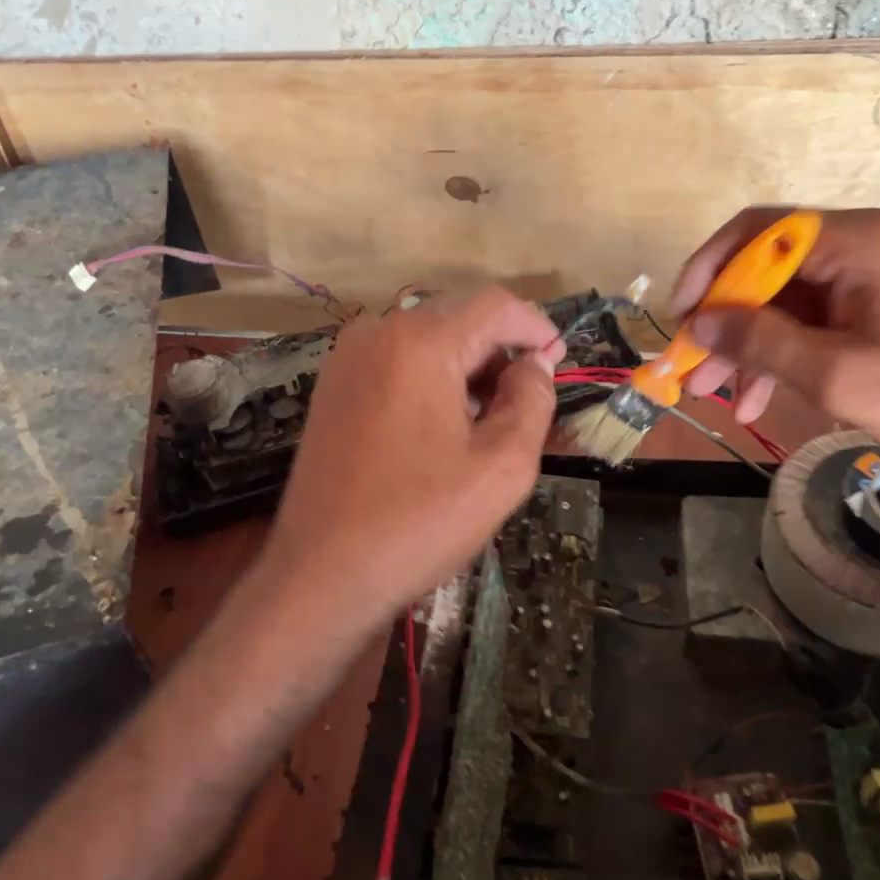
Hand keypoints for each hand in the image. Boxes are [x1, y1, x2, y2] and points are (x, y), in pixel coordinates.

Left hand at [263, 286, 563, 618]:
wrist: (320, 575)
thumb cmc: (417, 523)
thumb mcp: (500, 468)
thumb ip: (530, 403)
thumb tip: (536, 365)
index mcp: (419, 343)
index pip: (494, 304)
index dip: (536, 326)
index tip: (559, 362)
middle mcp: (377, 333)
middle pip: (458, 315)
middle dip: (501, 347)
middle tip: (528, 398)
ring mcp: (347, 359)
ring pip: (427, 337)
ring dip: (467, 365)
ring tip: (489, 419)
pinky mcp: (333, 387)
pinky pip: (397, 360)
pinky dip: (432, 377)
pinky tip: (445, 425)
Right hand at [671, 207, 879, 486]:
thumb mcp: (840, 375)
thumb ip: (762, 343)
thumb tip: (697, 324)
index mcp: (860, 241)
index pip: (759, 231)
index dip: (710, 270)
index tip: (681, 319)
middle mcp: (870, 243)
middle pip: (773, 267)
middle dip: (729, 320)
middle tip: (694, 369)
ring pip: (795, 299)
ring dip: (756, 345)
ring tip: (722, 395)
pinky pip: (825, 319)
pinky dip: (793, 353)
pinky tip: (765, 399)